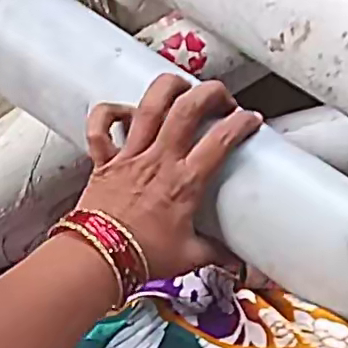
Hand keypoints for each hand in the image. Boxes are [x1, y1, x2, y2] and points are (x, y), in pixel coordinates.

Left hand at [80, 74, 261, 278]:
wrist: (97, 261)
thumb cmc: (140, 257)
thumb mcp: (189, 256)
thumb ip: (215, 253)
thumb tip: (235, 262)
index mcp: (184, 183)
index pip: (221, 140)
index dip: (241, 123)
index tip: (250, 120)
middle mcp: (158, 162)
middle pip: (186, 108)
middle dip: (209, 93)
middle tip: (221, 97)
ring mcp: (130, 157)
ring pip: (149, 105)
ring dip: (169, 88)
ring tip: (183, 86)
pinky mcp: (105, 161)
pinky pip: (101, 125)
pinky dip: (110, 111)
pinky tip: (125, 110)